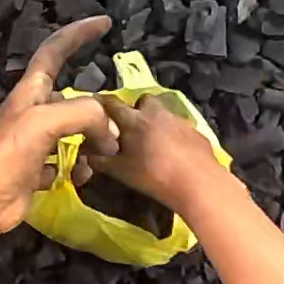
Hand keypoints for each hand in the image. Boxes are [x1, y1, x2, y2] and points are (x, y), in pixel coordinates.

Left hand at [0, 16, 120, 241]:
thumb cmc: (5, 156)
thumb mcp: (44, 122)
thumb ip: (83, 114)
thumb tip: (109, 133)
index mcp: (29, 93)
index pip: (54, 51)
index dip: (77, 34)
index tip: (104, 23)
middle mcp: (31, 113)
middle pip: (74, 100)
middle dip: (99, 112)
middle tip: (116, 133)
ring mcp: (33, 143)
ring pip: (75, 133)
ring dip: (93, 144)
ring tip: (103, 157)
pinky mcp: (35, 171)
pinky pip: (67, 163)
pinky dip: (79, 168)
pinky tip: (81, 177)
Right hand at [86, 94, 238, 213]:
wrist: (198, 184)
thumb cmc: (152, 175)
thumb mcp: (119, 171)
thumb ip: (99, 160)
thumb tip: (85, 154)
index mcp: (133, 120)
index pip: (112, 103)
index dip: (102, 103)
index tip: (96, 107)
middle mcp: (156, 113)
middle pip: (143, 100)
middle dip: (136, 108)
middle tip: (131, 127)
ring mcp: (179, 121)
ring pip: (163, 113)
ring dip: (155, 122)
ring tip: (153, 142)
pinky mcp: (197, 132)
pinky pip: (180, 128)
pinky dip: (173, 135)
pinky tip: (173, 153)